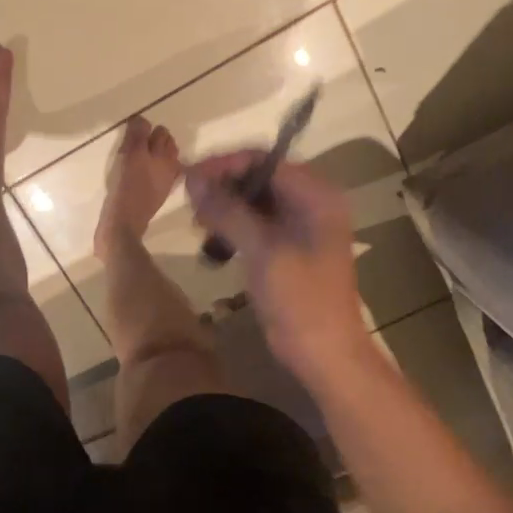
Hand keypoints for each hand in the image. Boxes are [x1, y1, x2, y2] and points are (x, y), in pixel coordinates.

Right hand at [186, 152, 372, 382]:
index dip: (224, 164)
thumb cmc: (300, 298)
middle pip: (258, 177)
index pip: (264, 160)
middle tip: (189, 203)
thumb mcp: (262, 250)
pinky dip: (231, 228)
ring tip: (197, 224)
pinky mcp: (286, 248)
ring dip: (223, 208)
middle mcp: (310, 203)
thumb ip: (227, 211)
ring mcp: (299, 226)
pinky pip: (254, 224)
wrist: (324, 352)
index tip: (188, 177)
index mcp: (316, 196)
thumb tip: (191, 179)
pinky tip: (212, 244)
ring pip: (253, 201)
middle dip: (222, 186)